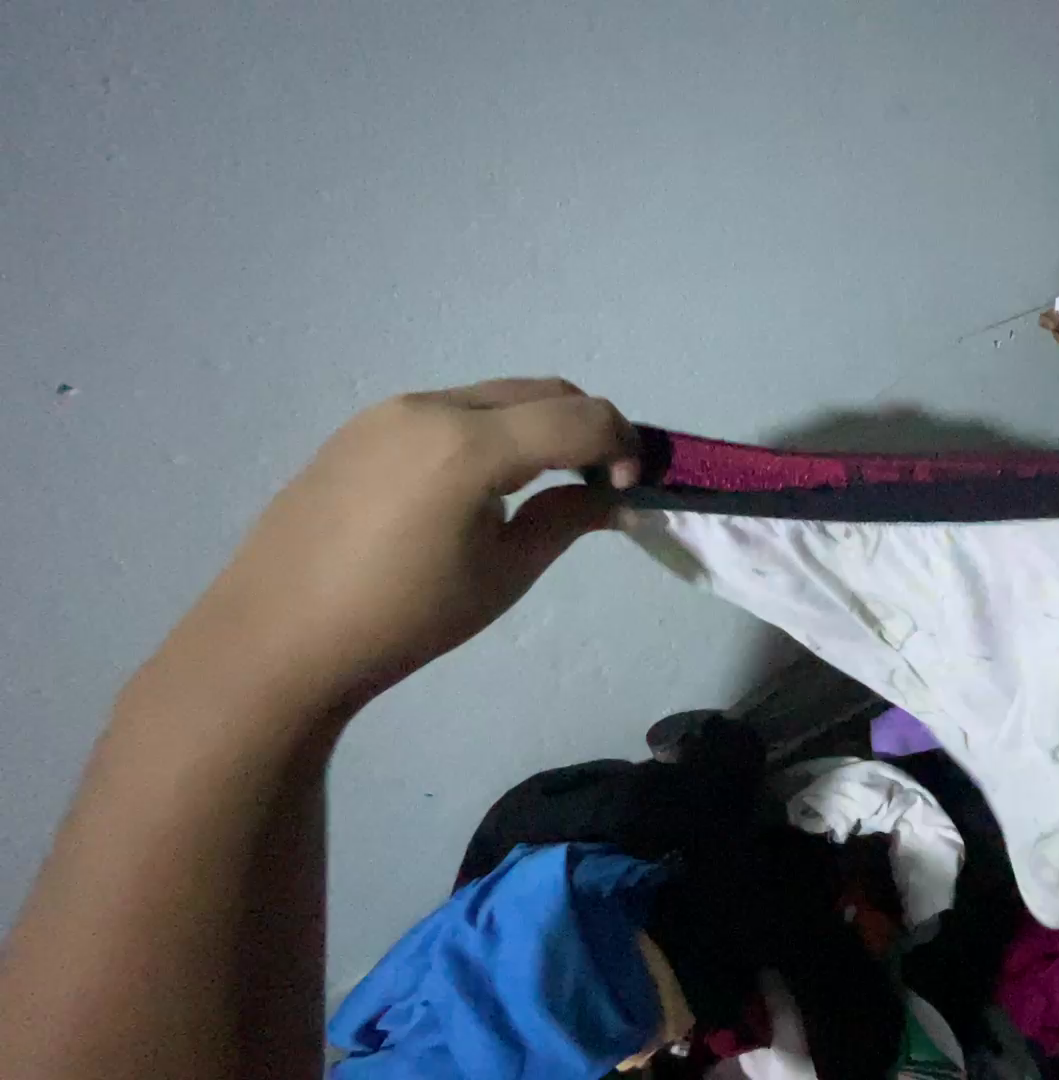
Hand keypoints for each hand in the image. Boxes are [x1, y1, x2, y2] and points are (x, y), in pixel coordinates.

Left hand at [129, 378, 641, 725]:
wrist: (276, 641)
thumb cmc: (407, 616)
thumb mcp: (508, 571)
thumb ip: (571, 517)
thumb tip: (620, 498)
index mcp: (469, 446)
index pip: (582, 418)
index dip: (624, 447)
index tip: (628, 491)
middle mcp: (431, 407)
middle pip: (547, 392)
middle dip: (591, 429)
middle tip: (600, 483)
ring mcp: (392, 412)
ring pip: (502, 396)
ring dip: (545, 427)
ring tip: (544, 486)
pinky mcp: (366, 427)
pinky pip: (457, 409)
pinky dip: (500, 431)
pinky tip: (485, 486)